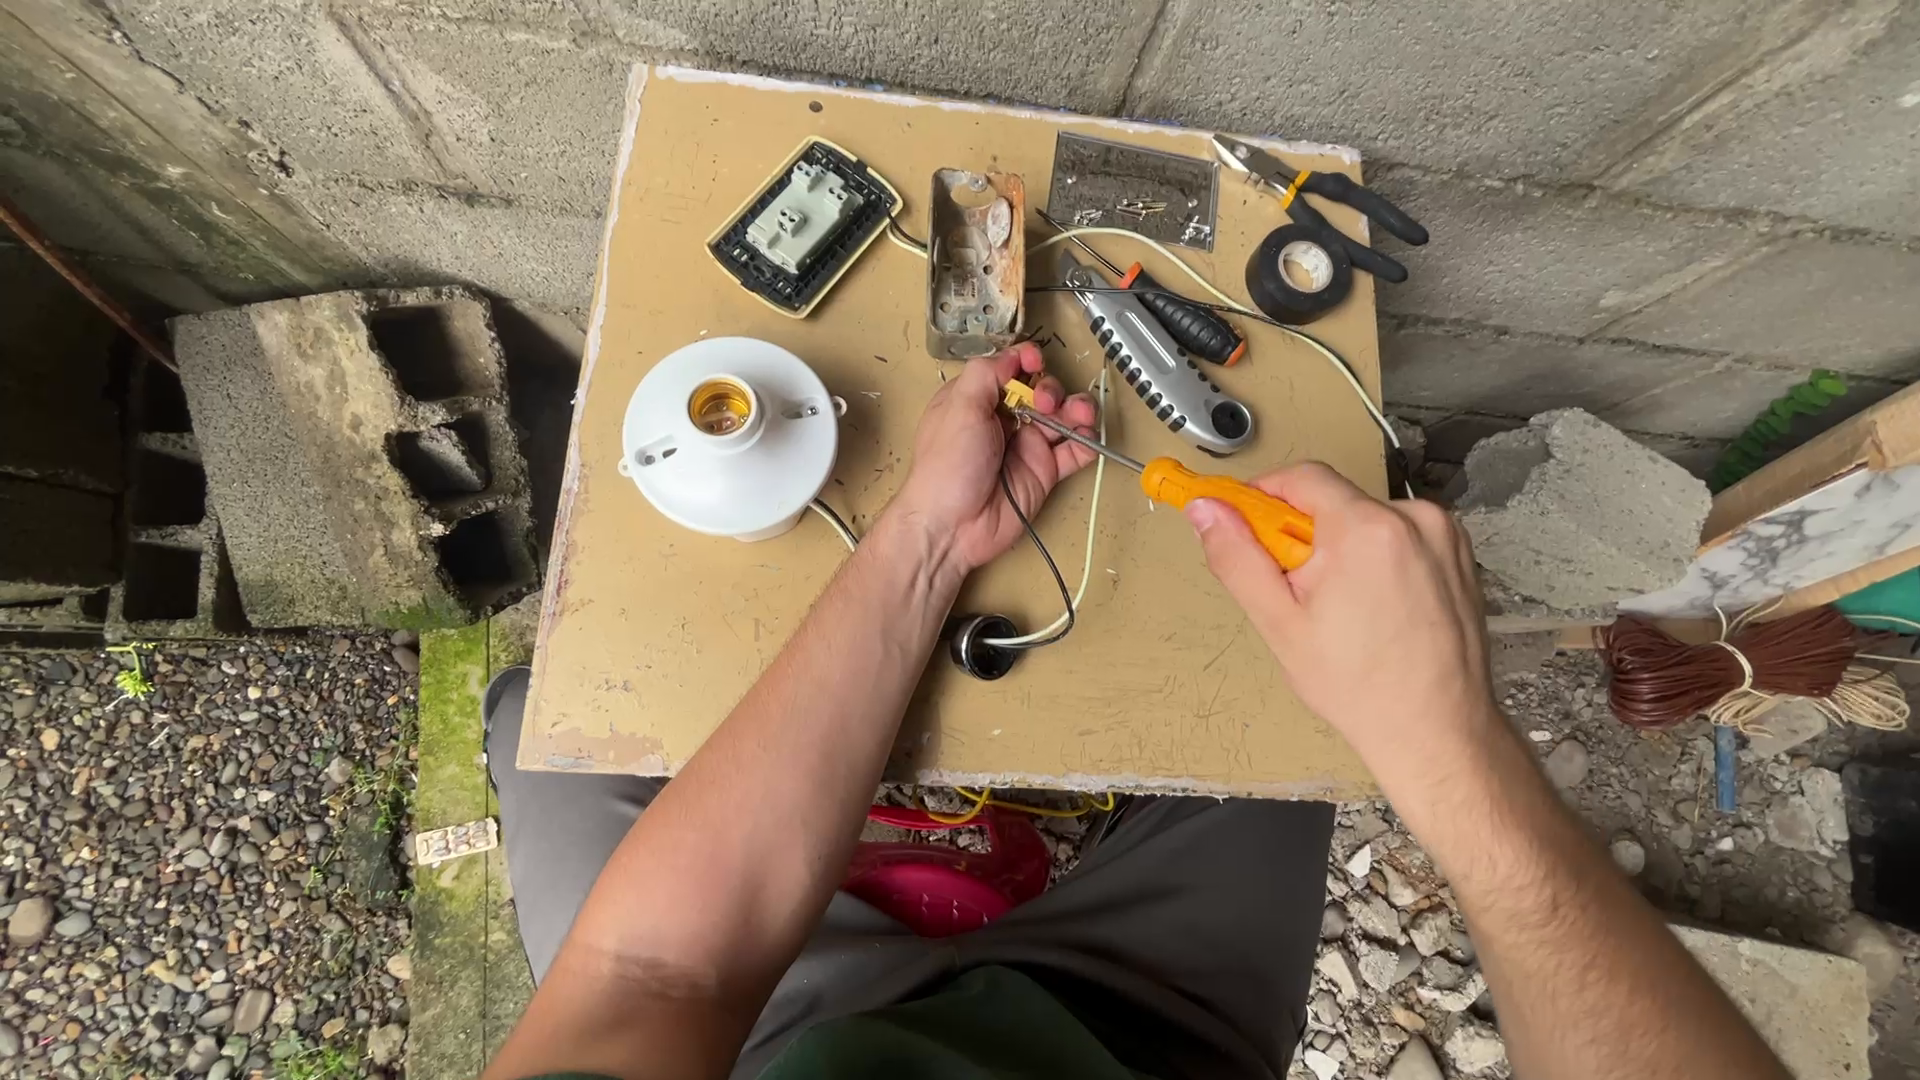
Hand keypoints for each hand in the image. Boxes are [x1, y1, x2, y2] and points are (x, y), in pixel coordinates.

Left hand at [889, 343, 1096, 573]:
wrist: (952, 526)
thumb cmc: (946, 468)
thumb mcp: (959, 406)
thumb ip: (986, 374)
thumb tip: (1013, 356)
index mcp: (977, 400)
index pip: (1010, 369)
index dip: (1027, 361)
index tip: (1035, 362)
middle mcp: (1003, 421)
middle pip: (1042, 390)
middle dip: (1052, 389)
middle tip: (1046, 403)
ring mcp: (1025, 447)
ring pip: (1064, 418)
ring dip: (1078, 411)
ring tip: (1080, 417)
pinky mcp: (1043, 473)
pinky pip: (1073, 452)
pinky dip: (1086, 442)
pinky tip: (1086, 439)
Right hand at [1181, 463, 1499, 770]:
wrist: (1437, 730)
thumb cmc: (1358, 685)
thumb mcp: (1278, 622)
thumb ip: (1236, 556)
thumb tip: (1204, 510)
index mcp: (1367, 530)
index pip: (1300, 477)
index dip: (1262, 496)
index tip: (1244, 527)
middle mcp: (1415, 519)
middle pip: (1331, 499)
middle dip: (1300, 533)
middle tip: (1293, 587)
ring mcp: (1444, 535)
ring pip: (1362, 516)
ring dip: (1337, 545)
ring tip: (1337, 604)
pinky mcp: (1458, 553)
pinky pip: (1395, 533)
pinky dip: (1371, 556)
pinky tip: (1369, 604)